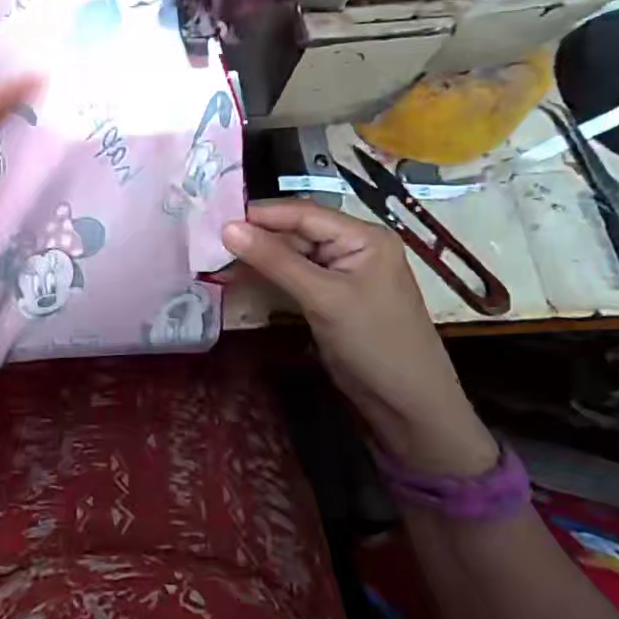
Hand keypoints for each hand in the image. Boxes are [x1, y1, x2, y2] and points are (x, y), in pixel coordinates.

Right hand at [222, 200, 498, 475]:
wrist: (409, 406)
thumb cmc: (374, 342)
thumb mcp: (322, 297)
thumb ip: (274, 260)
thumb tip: (227, 227)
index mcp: (363, 236)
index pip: (303, 212)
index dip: (260, 214)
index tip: (215, 218)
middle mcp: (353, 247)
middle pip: (297, 231)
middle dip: (256, 235)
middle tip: (209, 240)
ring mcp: (342, 274)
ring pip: (293, 254)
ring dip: (259, 256)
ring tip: (216, 257)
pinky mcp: (331, 298)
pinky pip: (295, 276)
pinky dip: (270, 275)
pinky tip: (240, 275)